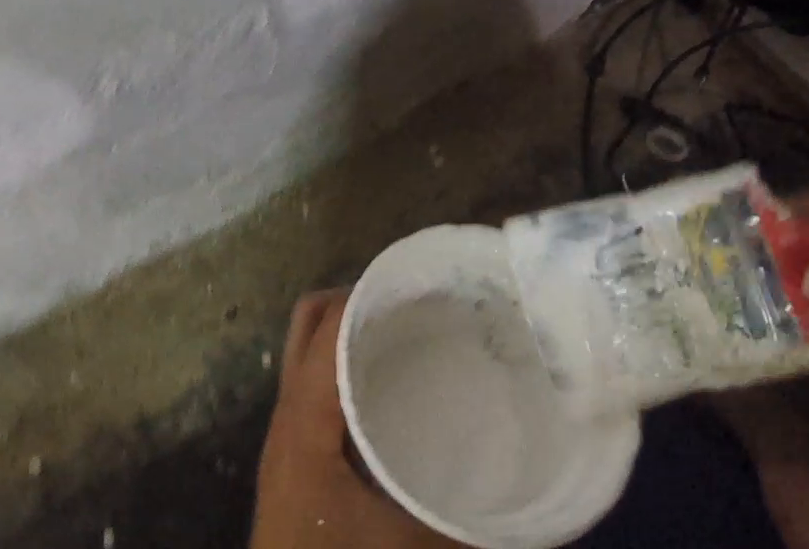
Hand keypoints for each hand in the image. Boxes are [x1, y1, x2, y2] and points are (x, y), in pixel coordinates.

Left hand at [249, 290, 464, 548]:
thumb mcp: (412, 543)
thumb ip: (466, 517)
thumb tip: (522, 490)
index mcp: (305, 425)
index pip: (329, 329)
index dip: (369, 295)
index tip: (422, 285)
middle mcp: (287, 418)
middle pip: (309, 325)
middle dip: (357, 301)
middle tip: (416, 303)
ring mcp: (285, 436)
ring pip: (307, 352)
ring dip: (348, 333)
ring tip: (407, 333)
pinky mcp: (293, 455)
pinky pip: (313, 384)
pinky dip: (343, 367)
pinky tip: (388, 387)